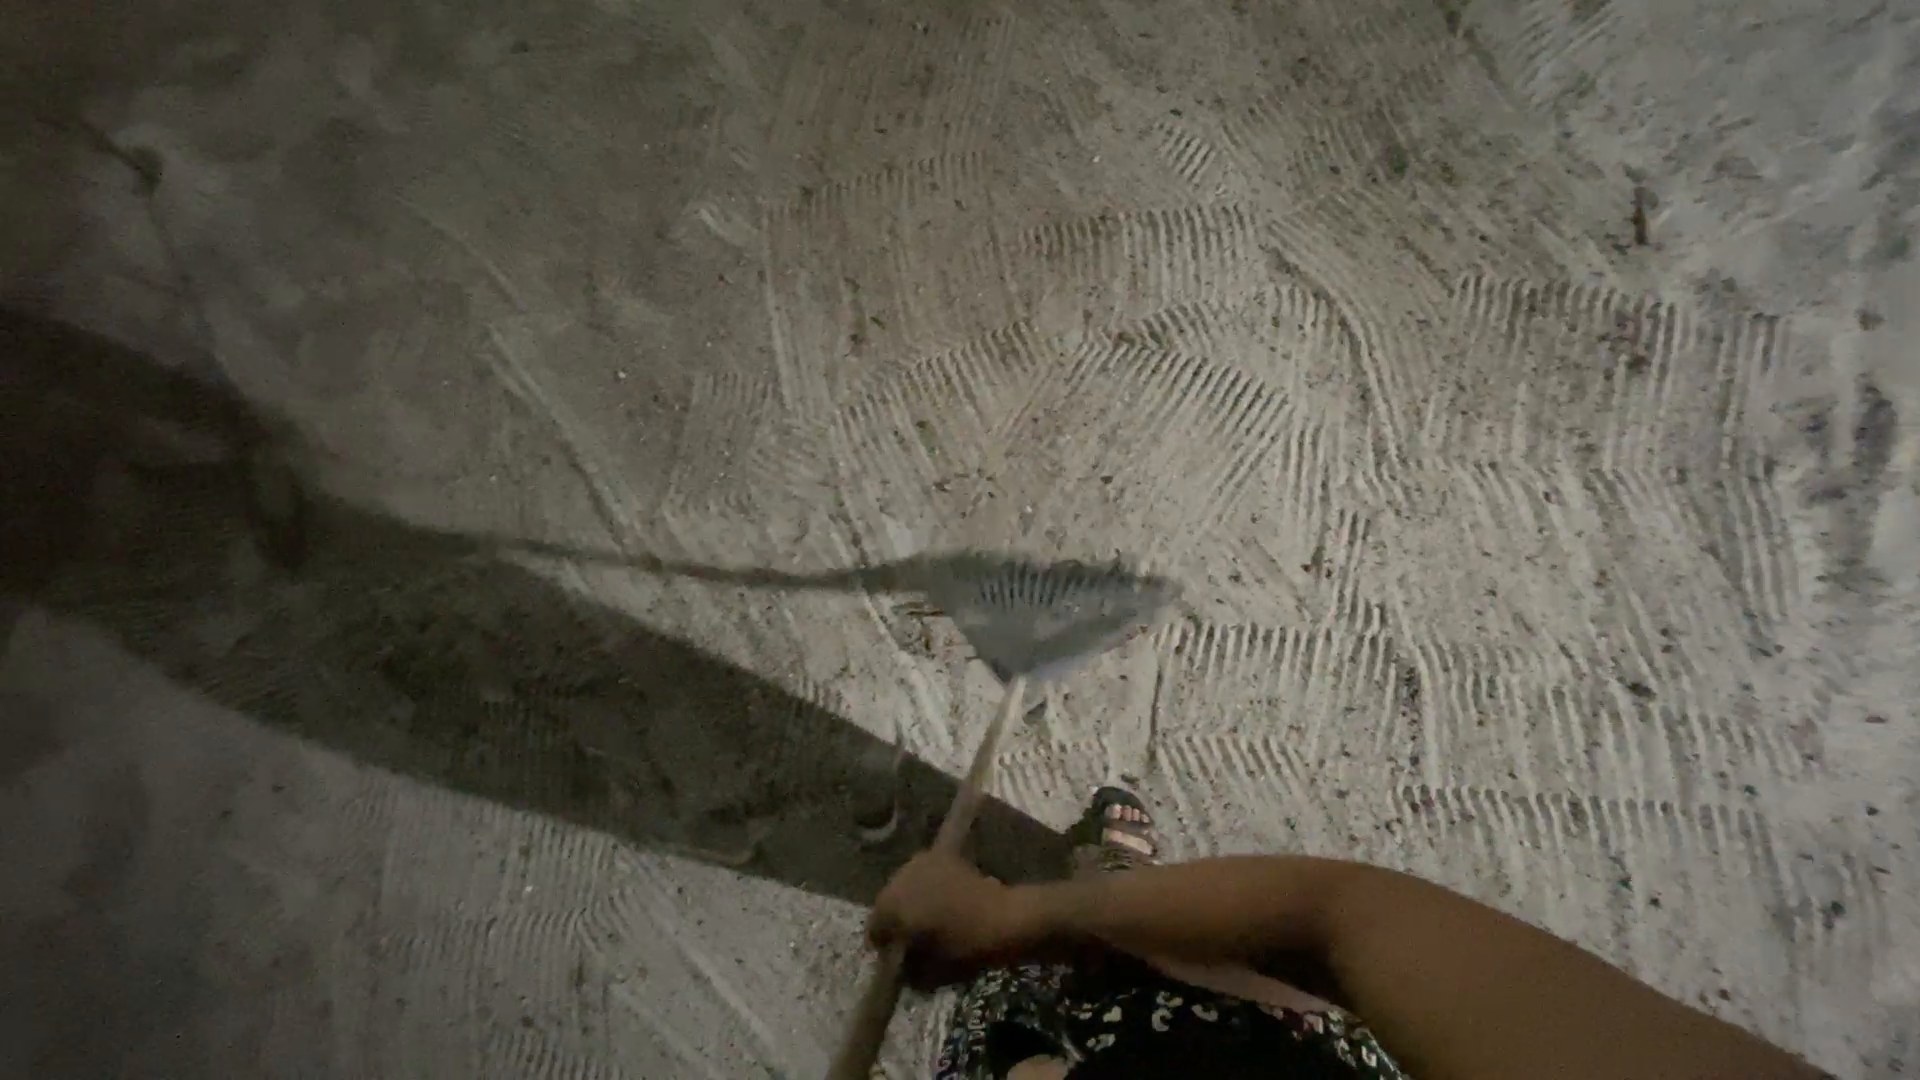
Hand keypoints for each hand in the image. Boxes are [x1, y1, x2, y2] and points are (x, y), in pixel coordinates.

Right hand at [866, 850, 1034, 986]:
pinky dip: (927, 887)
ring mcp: (922, 862)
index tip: (892, 955)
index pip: (874, 926)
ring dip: (909, 900)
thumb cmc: (964, 949)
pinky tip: (939, 902)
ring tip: (924, 918)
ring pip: (904, 884)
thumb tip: (901, 965)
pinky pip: (925, 874)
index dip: (881, 943)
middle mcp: (901, 877)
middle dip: (894, 918)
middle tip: (908, 937)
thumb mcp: (930, 973)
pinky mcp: (943, 856)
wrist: (1003, 918)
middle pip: (887, 900)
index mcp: (892, 905)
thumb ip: (907, 970)